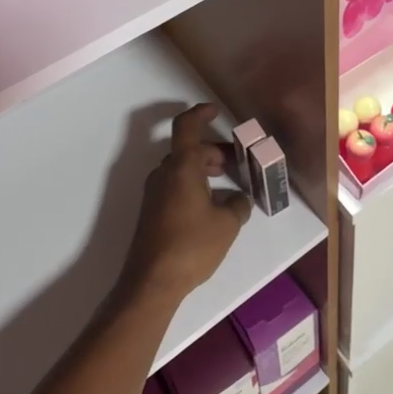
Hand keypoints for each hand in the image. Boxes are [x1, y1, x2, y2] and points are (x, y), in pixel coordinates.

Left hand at [125, 103, 251, 301]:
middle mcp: (164, 173)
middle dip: (213, 150)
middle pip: (188, 149)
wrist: (151, 282)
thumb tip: (240, 200)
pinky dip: (193, 183)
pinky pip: (174, 184)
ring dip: (203, 167)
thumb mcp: (227, 224)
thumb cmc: (191, 245)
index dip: (201, 113)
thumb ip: (238, 205)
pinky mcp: (151, 211)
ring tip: (226, 182)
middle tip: (236, 162)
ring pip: (181, 167)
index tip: (215, 111)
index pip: (187, 126)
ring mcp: (154, 192)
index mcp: (182, 166)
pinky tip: (209, 204)